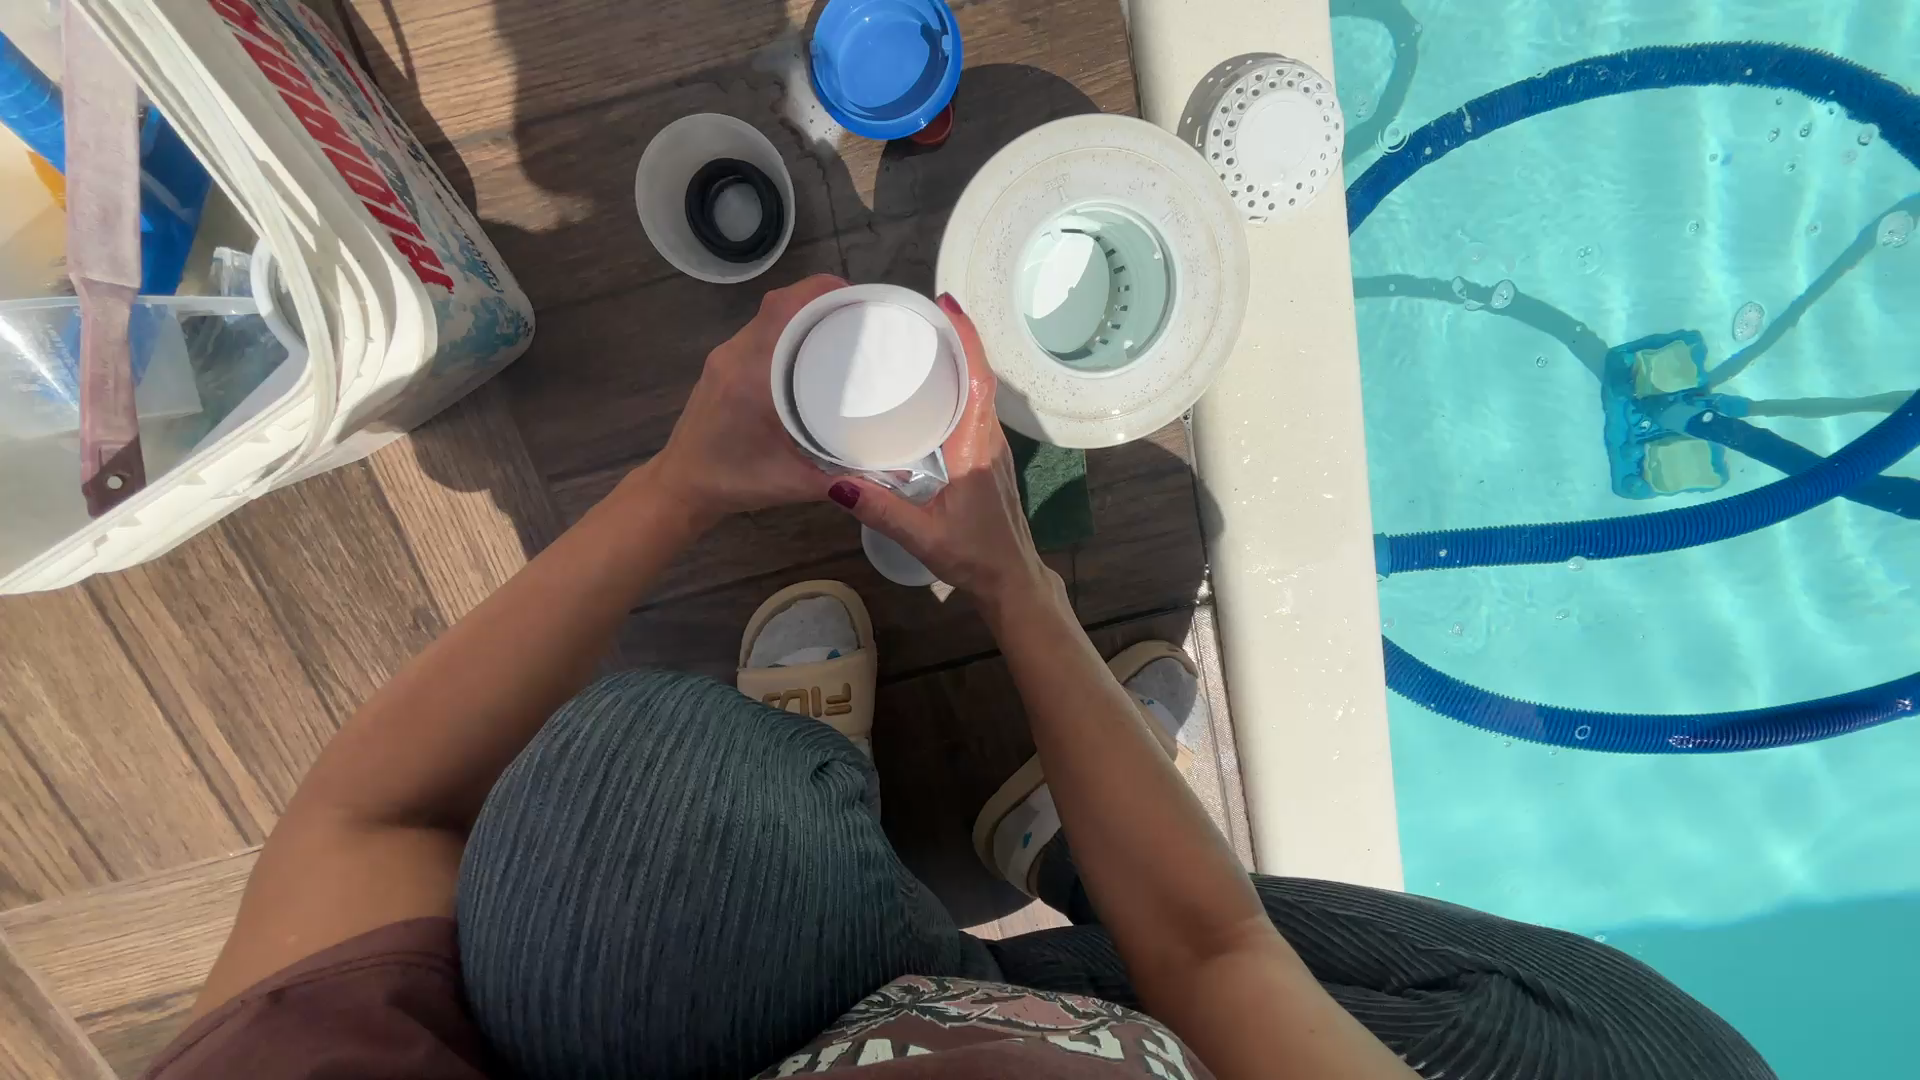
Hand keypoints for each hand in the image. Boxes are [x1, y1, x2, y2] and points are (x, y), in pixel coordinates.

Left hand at [647, 274, 849, 522]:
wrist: (681, 486)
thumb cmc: (732, 483)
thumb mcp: (792, 484)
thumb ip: (843, 481)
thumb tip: (901, 479)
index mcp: (750, 376)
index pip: (783, 310)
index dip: (821, 293)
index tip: (860, 299)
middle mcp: (735, 357)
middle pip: (780, 306)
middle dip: (822, 300)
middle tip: (864, 317)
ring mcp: (725, 358)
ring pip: (768, 317)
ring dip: (804, 313)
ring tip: (845, 329)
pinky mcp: (722, 366)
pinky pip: (759, 332)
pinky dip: (788, 330)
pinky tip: (813, 351)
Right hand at [826, 294, 1056, 609]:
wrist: (1011, 579)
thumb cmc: (974, 557)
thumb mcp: (923, 537)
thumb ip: (880, 510)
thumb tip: (833, 481)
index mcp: (975, 449)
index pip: (977, 382)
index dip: (967, 340)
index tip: (947, 305)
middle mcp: (988, 440)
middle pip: (979, 377)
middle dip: (955, 341)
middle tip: (917, 317)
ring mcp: (992, 448)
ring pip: (979, 392)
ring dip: (958, 363)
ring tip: (920, 344)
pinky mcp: (988, 457)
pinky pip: (975, 410)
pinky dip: (957, 388)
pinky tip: (930, 392)